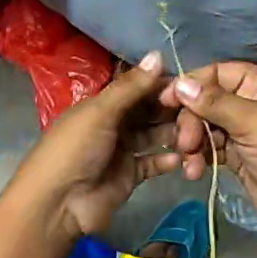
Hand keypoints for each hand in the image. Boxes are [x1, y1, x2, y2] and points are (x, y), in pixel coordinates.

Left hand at [2, 51, 182, 240]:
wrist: (58, 203)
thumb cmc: (74, 150)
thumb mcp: (100, 113)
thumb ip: (131, 87)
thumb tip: (158, 54)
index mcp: (103, 104)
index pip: (140, 89)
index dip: (163, 88)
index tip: (190, 90)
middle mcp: (115, 123)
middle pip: (151, 112)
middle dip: (174, 112)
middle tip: (198, 117)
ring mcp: (122, 150)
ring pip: (156, 136)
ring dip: (175, 136)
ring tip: (194, 140)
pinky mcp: (130, 175)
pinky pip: (154, 163)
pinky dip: (167, 161)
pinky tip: (181, 161)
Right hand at [160, 61, 256, 241]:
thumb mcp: (254, 123)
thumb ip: (214, 102)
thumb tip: (179, 83)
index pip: (219, 73)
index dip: (191, 84)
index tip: (165, 100)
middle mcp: (255, 102)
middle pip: (208, 100)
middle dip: (191, 120)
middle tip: (183, 142)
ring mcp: (247, 130)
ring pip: (206, 125)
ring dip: (192, 142)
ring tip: (189, 160)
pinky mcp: (240, 155)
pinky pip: (211, 148)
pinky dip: (199, 157)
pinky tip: (194, 171)